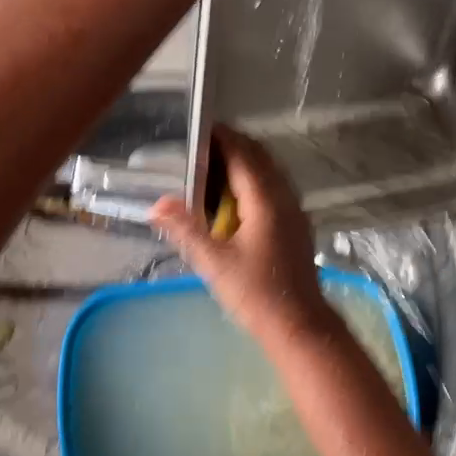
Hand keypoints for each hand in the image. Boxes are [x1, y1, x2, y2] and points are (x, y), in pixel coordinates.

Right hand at [150, 127, 332, 343]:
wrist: (299, 326)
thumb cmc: (256, 293)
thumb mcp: (214, 263)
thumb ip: (185, 229)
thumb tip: (156, 204)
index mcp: (265, 199)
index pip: (243, 154)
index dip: (222, 138)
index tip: (198, 129)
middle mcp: (284, 197)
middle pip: (259, 158)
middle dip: (233, 146)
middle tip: (201, 147)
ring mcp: (294, 211)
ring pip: (270, 173)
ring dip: (245, 163)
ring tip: (214, 168)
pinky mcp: (296, 225)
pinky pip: (275, 188)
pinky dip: (255, 181)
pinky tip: (236, 199)